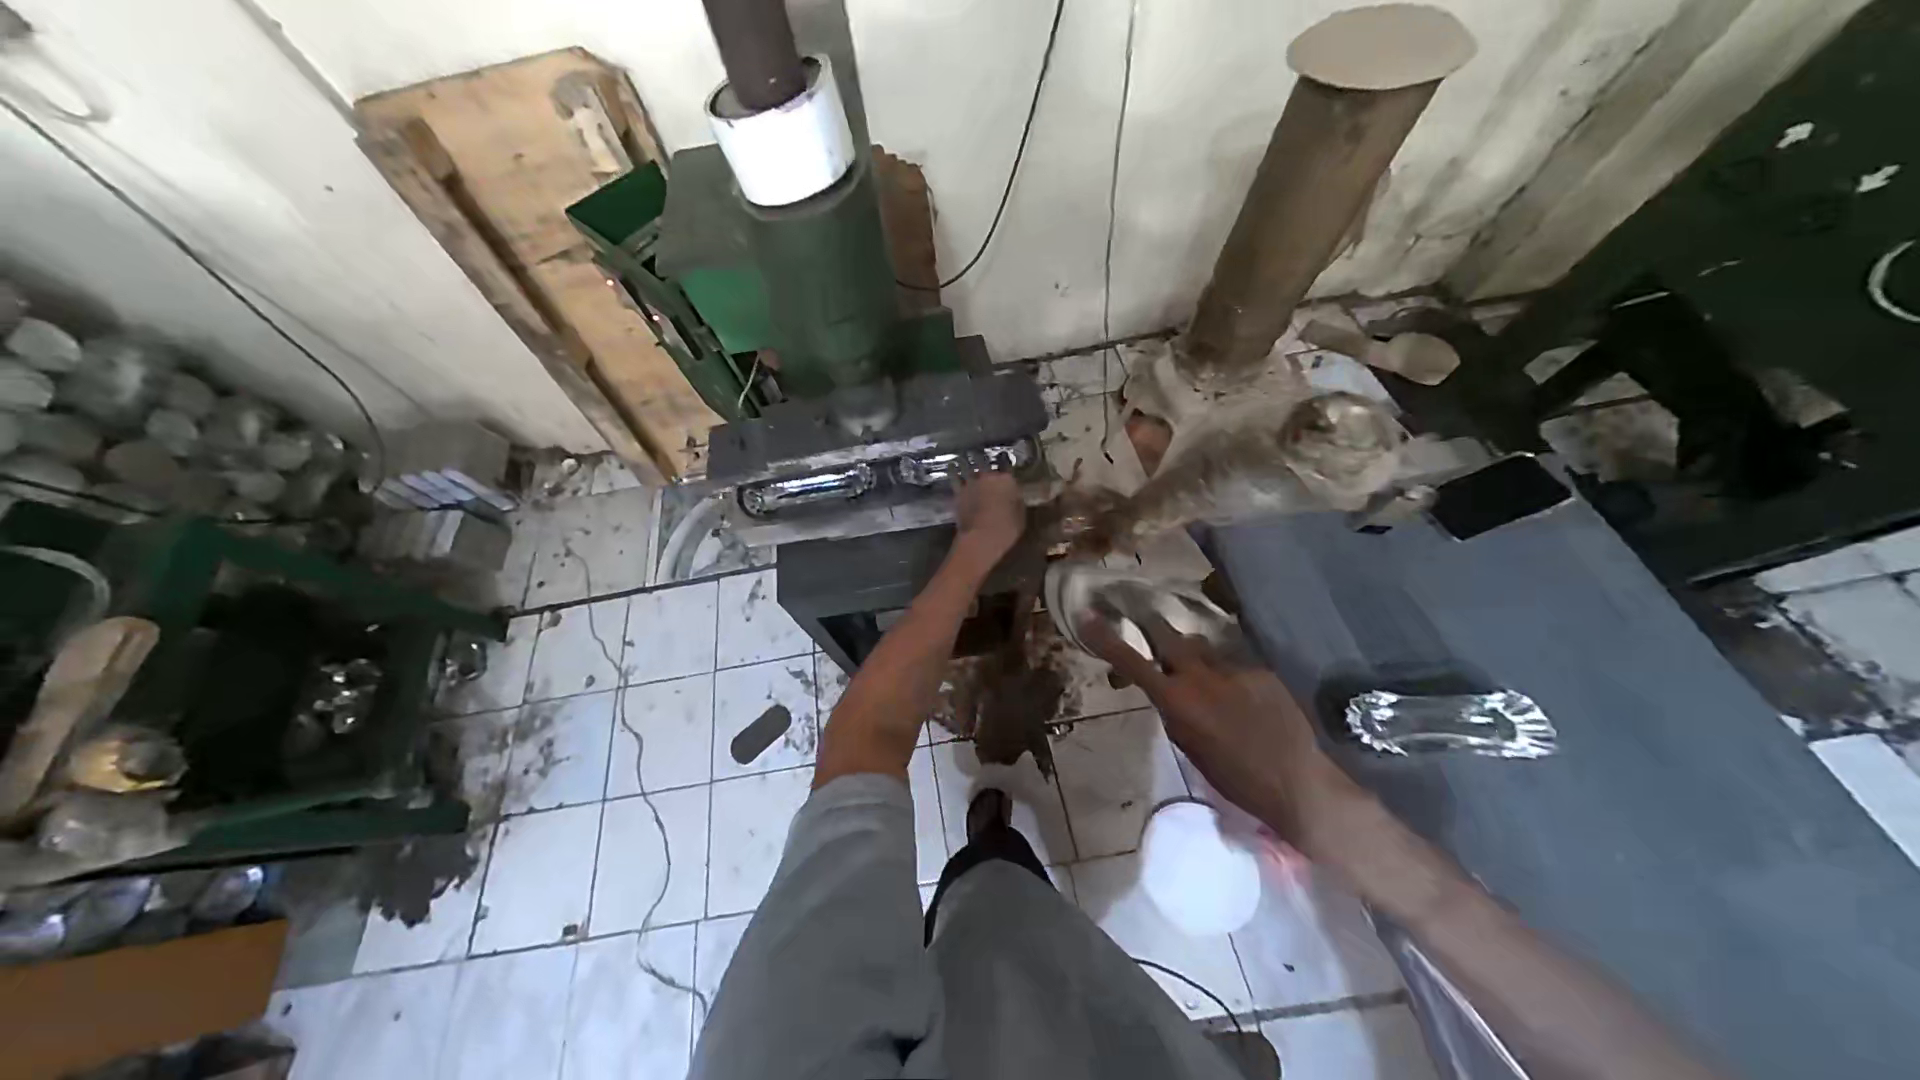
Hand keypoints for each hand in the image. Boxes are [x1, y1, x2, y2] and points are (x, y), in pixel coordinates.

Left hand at [952, 463, 1024, 565]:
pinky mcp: (959, 492)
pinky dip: (953, 471)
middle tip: (978, 452)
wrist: (982, 537)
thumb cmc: (1007, 528)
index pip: (1006, 463)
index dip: (1004, 459)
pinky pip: (954, 477)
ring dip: (965, 459)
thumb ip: (1017, 500)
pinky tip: (951, 466)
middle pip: (984, 459)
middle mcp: (989, 476)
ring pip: (967, 464)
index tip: (1003, 456)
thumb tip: (1015, 494)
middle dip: (981, 455)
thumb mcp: (1020, 514)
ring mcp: (972, 483)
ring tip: (963, 455)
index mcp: (1007, 480)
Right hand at [1079, 612, 1345, 842]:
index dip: (1106, 638)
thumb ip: (1175, 712)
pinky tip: (1243, 693)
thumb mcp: (1190, 746)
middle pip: (1168, 636)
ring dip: (1194, 654)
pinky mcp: (1261, 669)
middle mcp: (1201, 676)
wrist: (1297, 782)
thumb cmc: (1234, 777)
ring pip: (1203, 648)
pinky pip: (1234, 662)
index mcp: (1177, 700)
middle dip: (1151, 624)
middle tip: (1142, 613)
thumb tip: (1168, 692)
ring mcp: (1234, 668)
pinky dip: (1229, 673)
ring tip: (1203, 671)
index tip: (1087, 615)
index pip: (1132, 662)